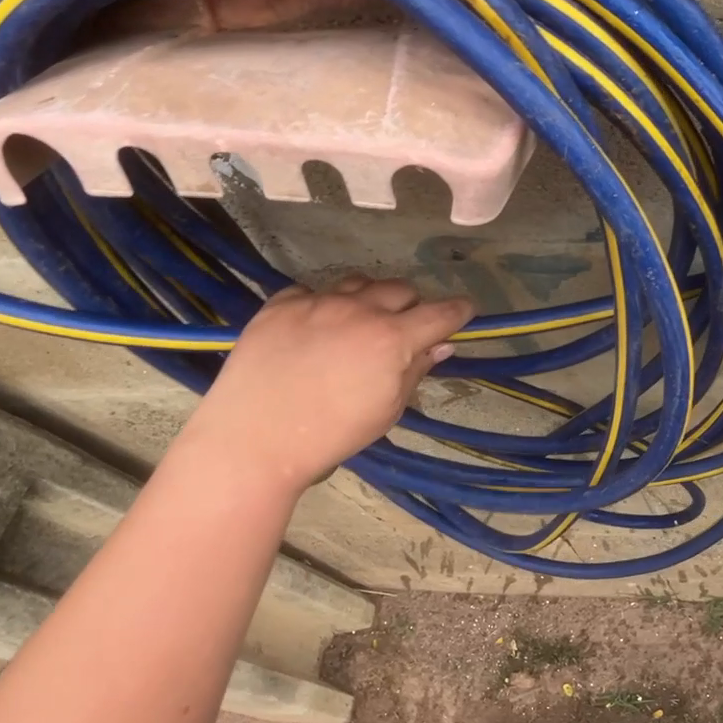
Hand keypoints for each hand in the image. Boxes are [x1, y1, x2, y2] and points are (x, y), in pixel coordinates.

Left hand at [178, 276, 473, 493]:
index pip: (440, 314)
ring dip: (370, 298)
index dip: (459, 311)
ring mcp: (315, 303)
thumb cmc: (333, 434)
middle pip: (400, 289)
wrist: (255, 439)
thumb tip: (441, 346)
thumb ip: (415, 371)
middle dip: (412, 304)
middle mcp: (358, 310)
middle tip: (407, 326)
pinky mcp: (279, 305)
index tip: (467, 310)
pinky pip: (313, 291)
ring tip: (362, 321)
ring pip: (357, 283)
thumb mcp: (388, 409)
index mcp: (392, 339)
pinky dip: (325, 303)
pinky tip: (319, 327)